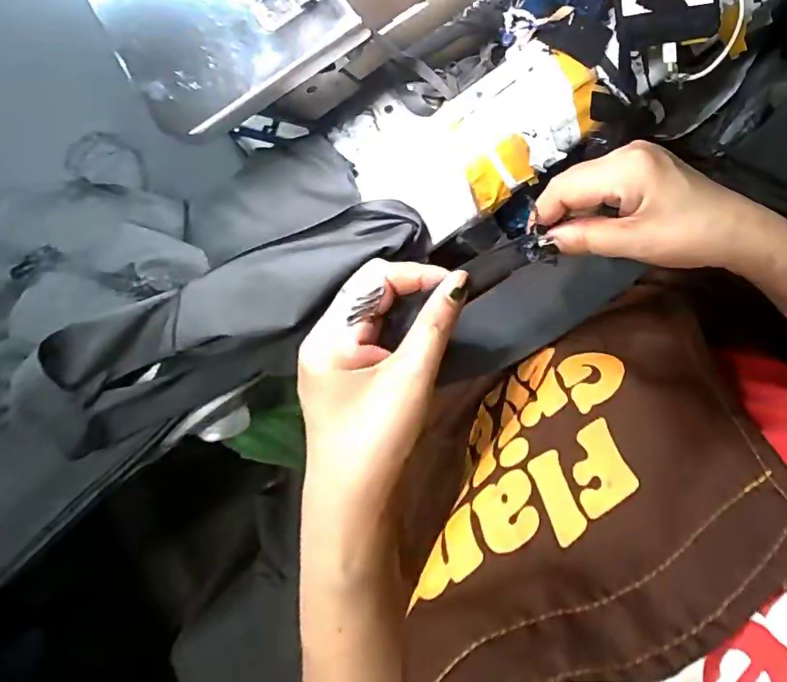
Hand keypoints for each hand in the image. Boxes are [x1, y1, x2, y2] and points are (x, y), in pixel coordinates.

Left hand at [297, 260, 467, 521]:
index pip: (373, 278)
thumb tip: (460, 280)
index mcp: (328, 335)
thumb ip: (436, 323)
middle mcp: (325, 339)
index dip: (417, 274)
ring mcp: (335, 358)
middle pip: (371, 289)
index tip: (456, 285)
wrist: (352, 511)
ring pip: (376, 311)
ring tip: (445, 306)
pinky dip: (403, 326)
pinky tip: (426, 330)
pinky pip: (377, 334)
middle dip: (413, 285)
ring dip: (410, 304)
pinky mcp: (348, 376)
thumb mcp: (411, 376)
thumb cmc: (377, 440)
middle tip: (453, 295)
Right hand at [533, 141, 785, 274]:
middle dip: (558, 207)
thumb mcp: (635, 242)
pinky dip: (595, 200)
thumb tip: (549, 239)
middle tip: (547, 240)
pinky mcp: (646, 164)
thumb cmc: (689, 237)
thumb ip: (587, 237)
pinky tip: (594, 221)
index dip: (545, 211)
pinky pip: (606, 179)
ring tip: (567, 234)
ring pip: (589, 178)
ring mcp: (638, 154)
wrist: (739, 231)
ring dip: (576, 205)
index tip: (533, 239)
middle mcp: (627, 151)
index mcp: (624, 165)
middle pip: (575, 177)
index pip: (567, 185)